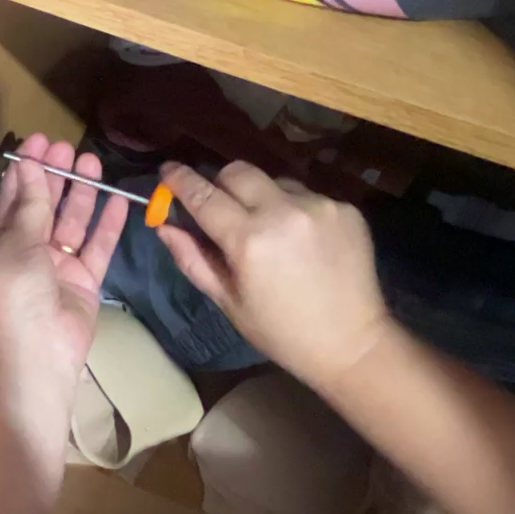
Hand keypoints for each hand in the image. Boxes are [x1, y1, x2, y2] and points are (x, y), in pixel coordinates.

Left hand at [0, 134, 129, 449]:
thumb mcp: (16, 243)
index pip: (14, 198)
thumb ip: (30, 204)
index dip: (27, 169)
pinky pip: (98, 248)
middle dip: (57, 176)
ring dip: (83, 194)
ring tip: (94, 163)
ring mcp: (58, 266)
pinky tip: (117, 200)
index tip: (41, 141)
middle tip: (71, 149)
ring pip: (73, 223)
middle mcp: (28, 251)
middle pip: (45, 206)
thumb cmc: (14, 294)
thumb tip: (26, 163)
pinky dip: (107, 225)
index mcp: (0, 241)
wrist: (35, 352)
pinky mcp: (85, 281)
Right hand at [156, 161, 398, 389]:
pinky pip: (306, 195)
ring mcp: (319, 205)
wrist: (350, 342)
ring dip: (260, 198)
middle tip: (219, 208)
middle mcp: (283, 212)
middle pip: (237, 171)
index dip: (180, 180)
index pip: (203, 195)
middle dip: (220, 183)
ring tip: (269, 233)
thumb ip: (192, 259)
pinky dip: (293, 210)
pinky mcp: (345, 207)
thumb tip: (164, 225)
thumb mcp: (228, 301)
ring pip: (274, 181)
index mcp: (249, 241)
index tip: (168, 171)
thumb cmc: (280, 331)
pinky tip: (301, 242)